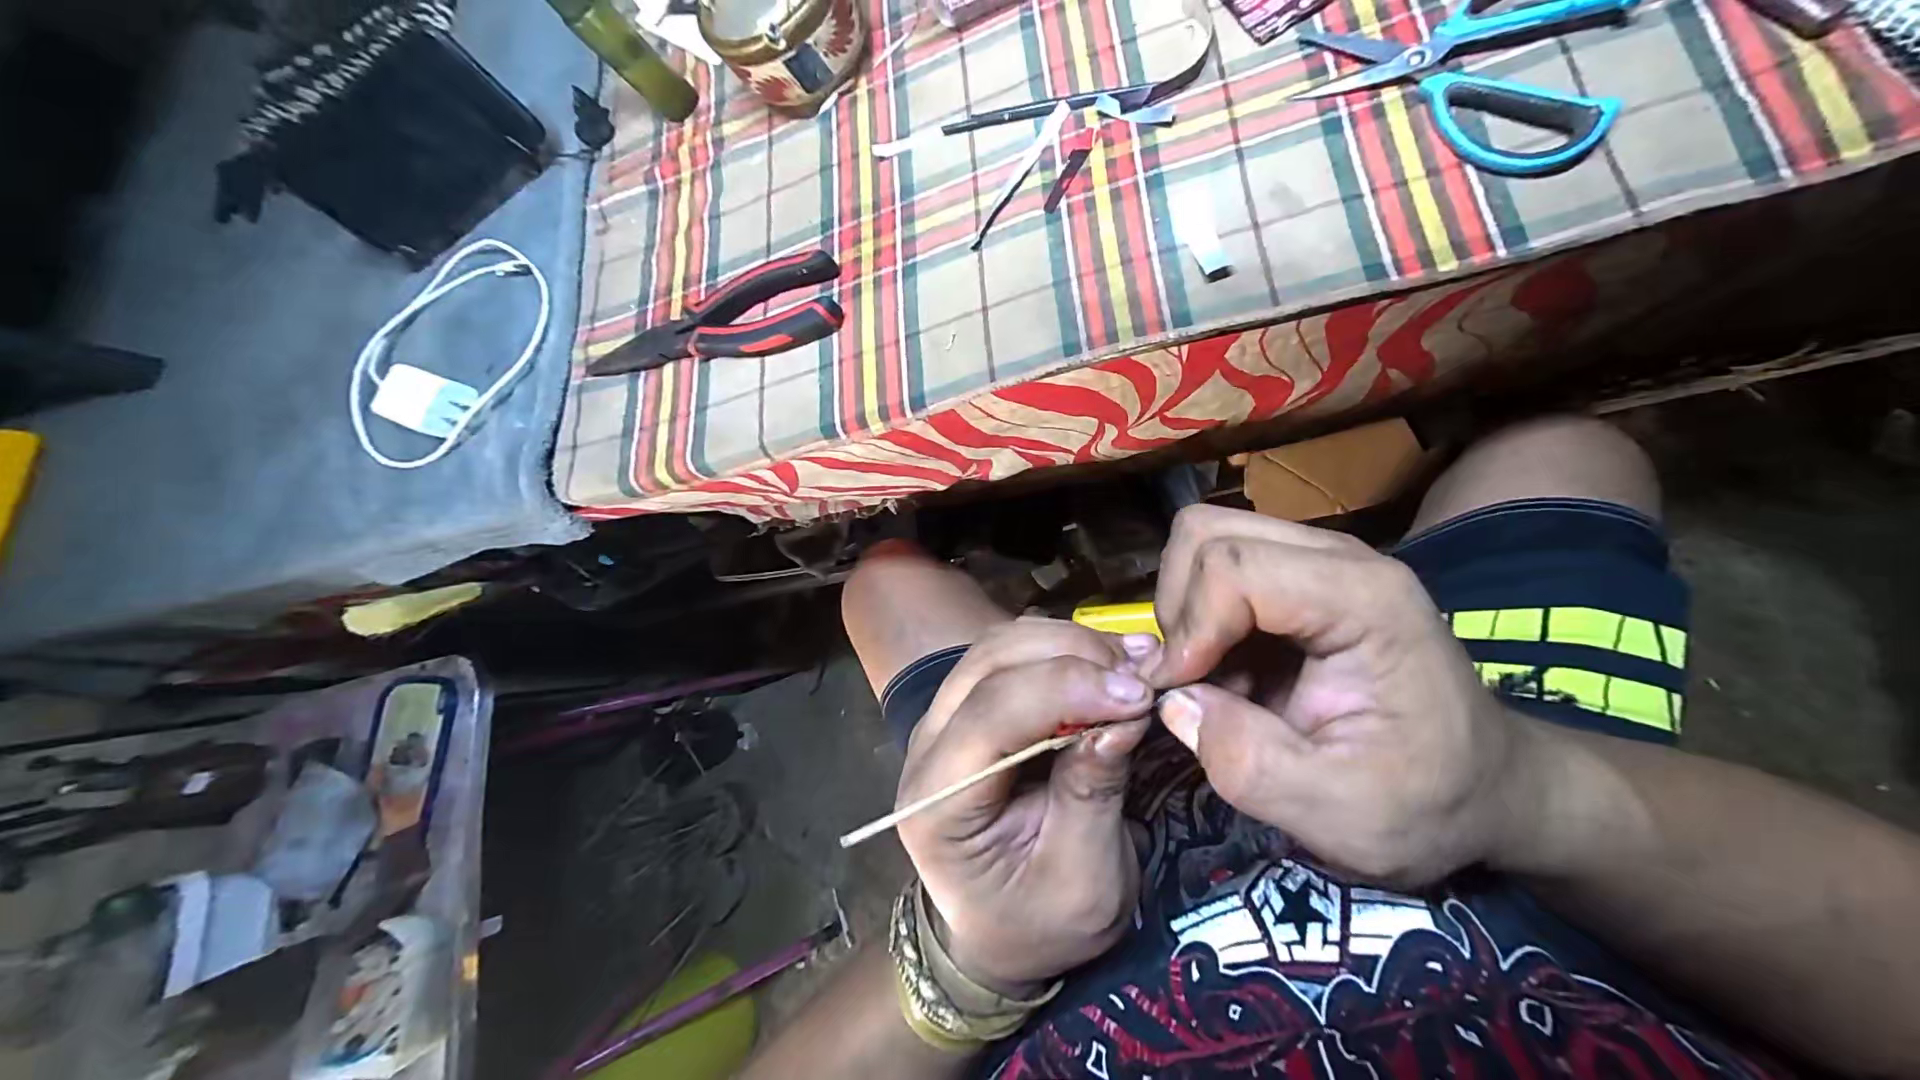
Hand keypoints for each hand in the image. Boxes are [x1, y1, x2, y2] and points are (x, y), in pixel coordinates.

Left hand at [894, 618, 1155, 994]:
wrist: (1000, 931)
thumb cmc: (1038, 921)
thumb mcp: (1082, 882)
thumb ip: (1093, 795)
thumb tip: (1124, 715)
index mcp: (938, 800)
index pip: (990, 714)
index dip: (1065, 690)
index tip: (1138, 695)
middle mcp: (928, 745)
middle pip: (989, 664)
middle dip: (1070, 656)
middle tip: (1142, 676)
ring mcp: (944, 720)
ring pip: (998, 647)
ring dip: (1067, 644)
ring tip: (1132, 665)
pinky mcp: (971, 708)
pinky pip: (1011, 657)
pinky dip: (1061, 649)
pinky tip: (1108, 662)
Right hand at [1142, 505, 1532, 887]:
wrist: (1484, 782)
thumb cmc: (1428, 800)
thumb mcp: (1345, 817)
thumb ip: (1250, 765)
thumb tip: (1173, 702)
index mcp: (1364, 600)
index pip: (1232, 567)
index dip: (1191, 628)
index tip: (1182, 691)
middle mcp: (1337, 558)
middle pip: (1206, 535)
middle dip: (1180, 608)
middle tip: (1194, 677)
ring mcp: (1316, 559)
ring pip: (1202, 542)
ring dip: (1185, 609)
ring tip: (1211, 674)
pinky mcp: (1295, 575)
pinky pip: (1214, 568)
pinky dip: (1198, 616)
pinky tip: (1228, 670)